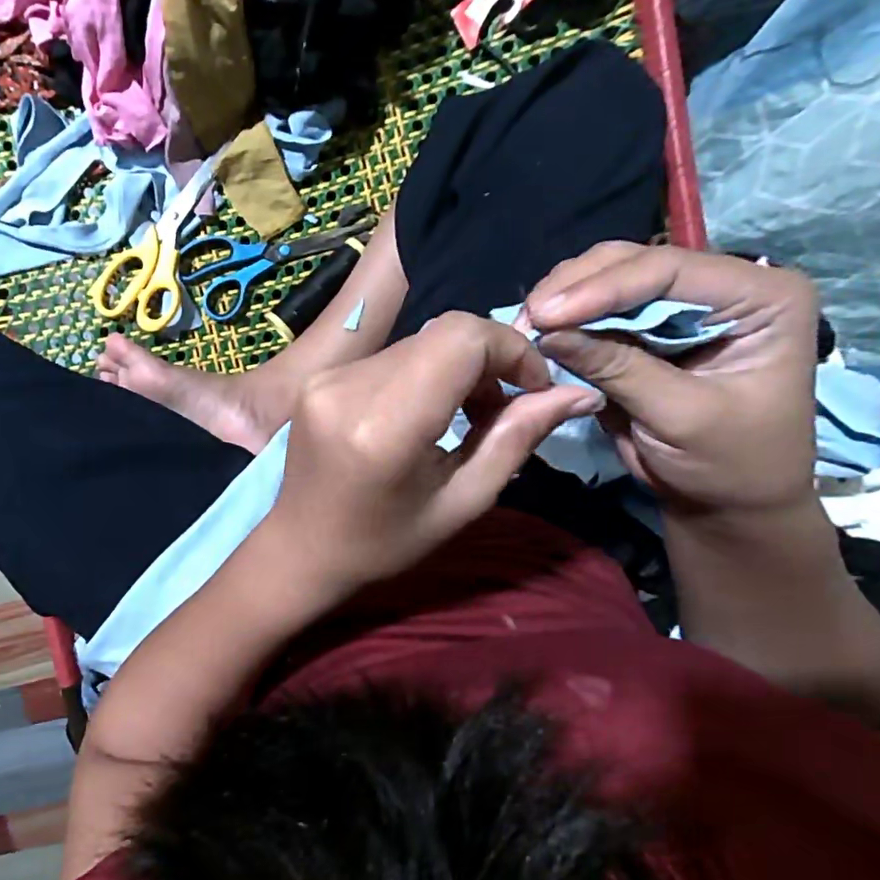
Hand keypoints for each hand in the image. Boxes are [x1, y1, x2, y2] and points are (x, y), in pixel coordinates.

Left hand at [267, 312, 603, 598]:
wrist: (301, 544)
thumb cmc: (385, 540)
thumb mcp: (463, 500)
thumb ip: (516, 437)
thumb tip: (578, 391)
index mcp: (382, 424)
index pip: (459, 338)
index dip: (509, 350)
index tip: (530, 391)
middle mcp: (346, 388)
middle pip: (439, 334)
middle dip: (486, 361)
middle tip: (498, 411)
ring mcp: (323, 379)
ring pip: (414, 342)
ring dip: (453, 367)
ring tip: (462, 417)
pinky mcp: (315, 379)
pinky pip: (385, 356)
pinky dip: (418, 372)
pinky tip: (423, 412)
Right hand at [523, 242, 819, 515]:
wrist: (724, 498)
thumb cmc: (729, 461)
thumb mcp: (680, 417)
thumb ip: (620, 369)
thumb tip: (548, 334)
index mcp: (760, 299)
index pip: (669, 270)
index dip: (602, 288)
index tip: (544, 316)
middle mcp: (718, 287)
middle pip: (628, 261)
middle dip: (571, 289)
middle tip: (527, 321)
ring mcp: (674, 302)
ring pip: (599, 274)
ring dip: (556, 299)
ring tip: (526, 330)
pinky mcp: (636, 324)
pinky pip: (586, 303)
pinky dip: (556, 316)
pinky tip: (534, 334)